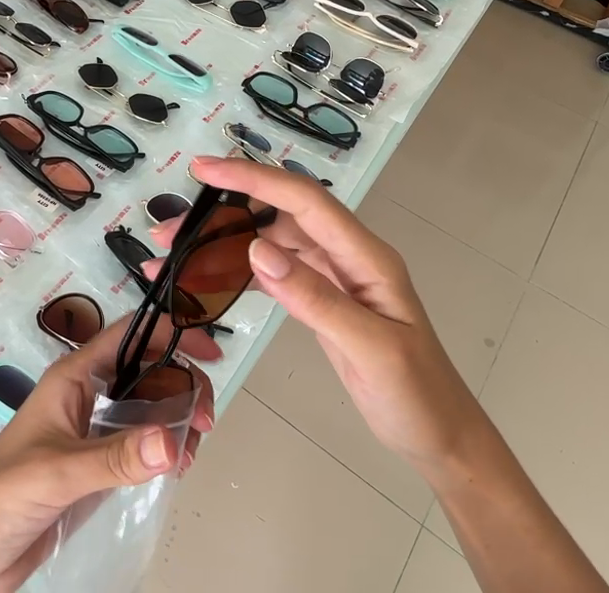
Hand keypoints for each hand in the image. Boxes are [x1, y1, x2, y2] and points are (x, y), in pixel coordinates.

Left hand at [0, 315, 215, 591]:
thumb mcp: (57, 473)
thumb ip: (115, 457)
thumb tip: (175, 440)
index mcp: (71, 378)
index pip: (128, 337)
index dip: (170, 333)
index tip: (210, 350)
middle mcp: (84, 396)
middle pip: (147, 372)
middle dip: (182, 387)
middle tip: (205, 423)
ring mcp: (91, 431)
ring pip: (148, 407)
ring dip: (176, 421)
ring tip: (191, 453)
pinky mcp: (96, 465)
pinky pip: (141, 442)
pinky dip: (164, 447)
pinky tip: (176, 465)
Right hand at [150, 156, 469, 472]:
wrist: (439, 436)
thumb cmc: (415, 394)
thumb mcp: (370, 348)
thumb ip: (315, 298)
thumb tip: (257, 249)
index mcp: (365, 255)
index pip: (303, 201)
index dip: (254, 179)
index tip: (203, 171)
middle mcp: (346, 255)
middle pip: (279, 215)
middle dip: (224, 210)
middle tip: (168, 229)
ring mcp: (333, 277)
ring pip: (271, 241)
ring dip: (225, 241)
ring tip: (175, 252)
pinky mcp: (321, 300)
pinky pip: (274, 271)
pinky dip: (239, 269)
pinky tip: (209, 276)